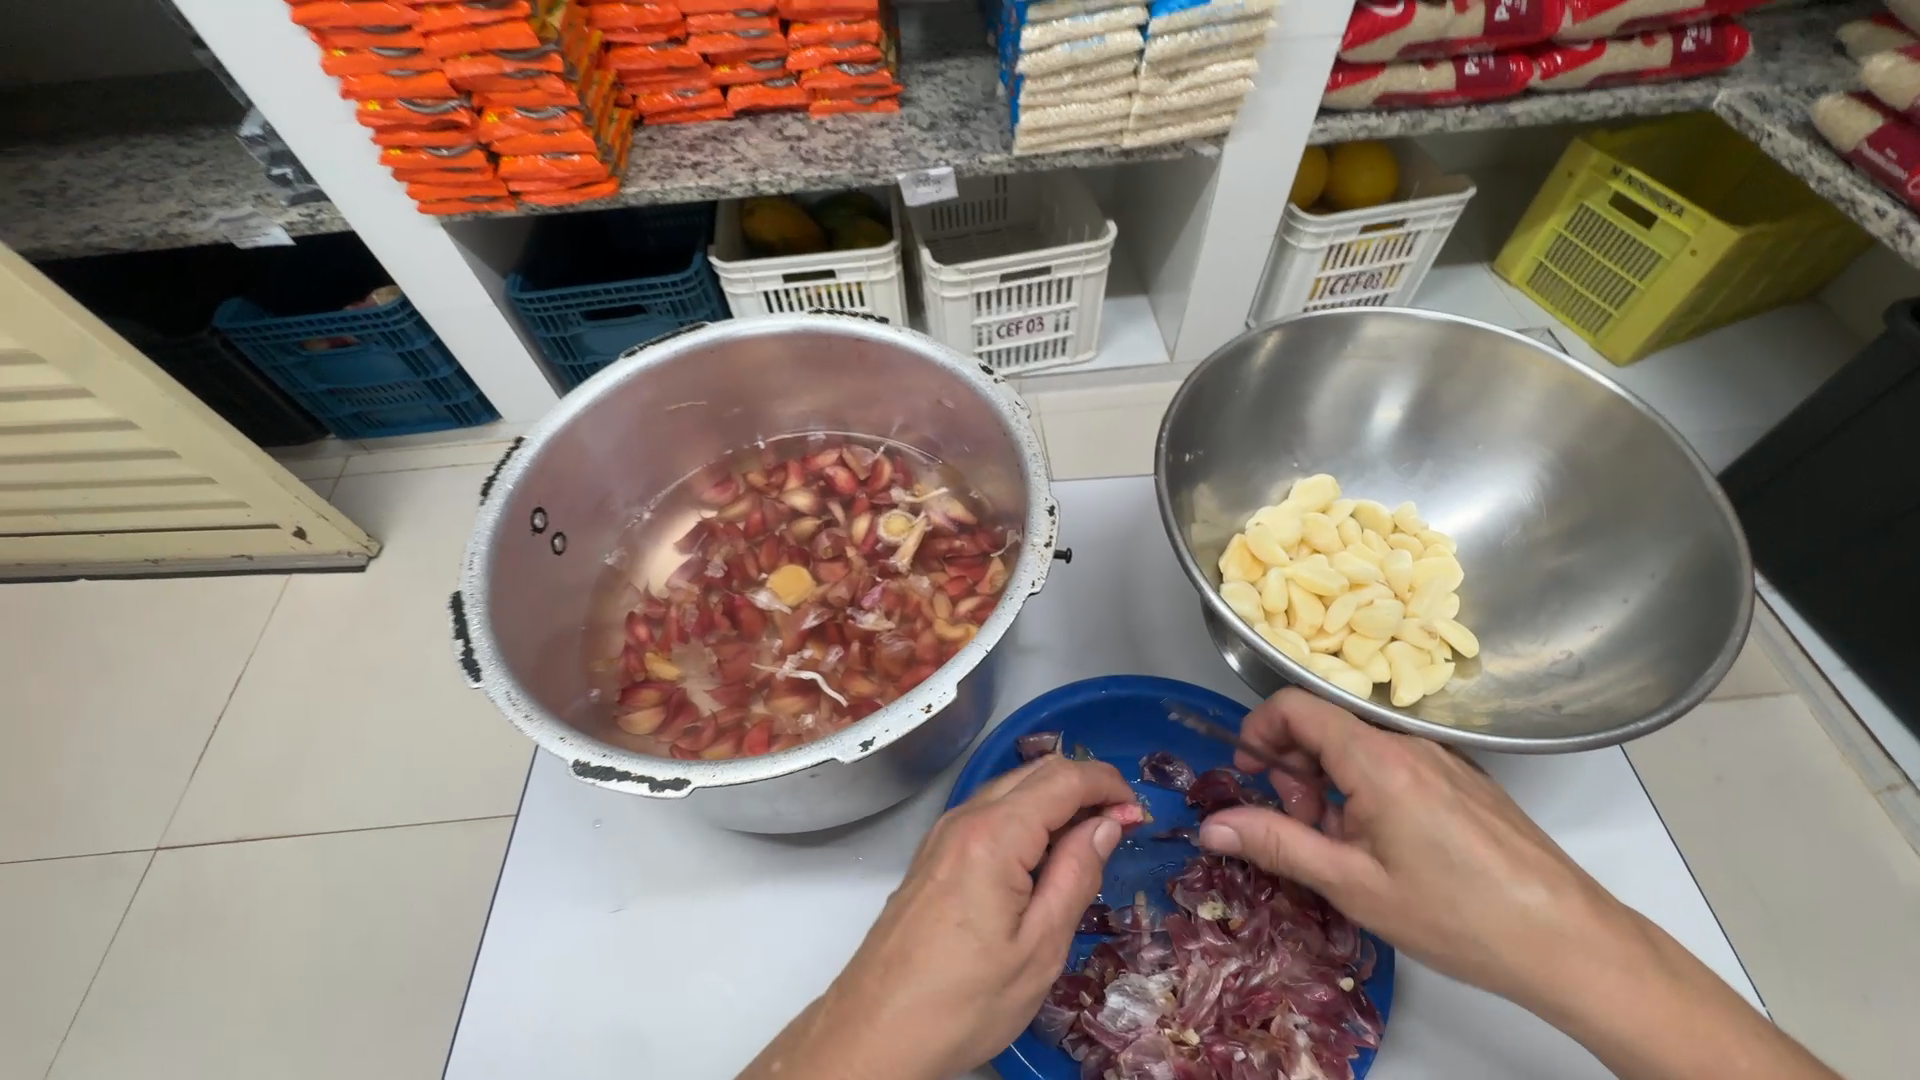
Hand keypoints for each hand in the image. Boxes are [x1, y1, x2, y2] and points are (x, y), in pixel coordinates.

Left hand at [738, 754, 1138, 1079]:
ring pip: (1011, 788)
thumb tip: (1107, 823)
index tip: (1139, 812)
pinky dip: (1026, 816)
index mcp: (995, 835)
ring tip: (1089, 842)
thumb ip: (1077, 875)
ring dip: (1055, 799)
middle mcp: (965, 817)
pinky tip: (1043, 855)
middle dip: (1085, 786)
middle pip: (1036, 772)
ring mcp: (944, 832)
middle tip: (1121, 824)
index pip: (1063, 778)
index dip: (1107, 784)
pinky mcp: (935, 851)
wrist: (876, 1030)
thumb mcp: (1039, 948)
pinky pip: (989, 812)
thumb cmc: (962, 1001)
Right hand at [1195, 688, 1623, 1009]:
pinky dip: (1365, 792)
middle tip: (1300, 828)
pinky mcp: (1461, 780)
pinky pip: (1392, 766)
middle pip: (1323, 726)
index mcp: (1377, 759)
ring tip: (1342, 848)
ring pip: (1356, 749)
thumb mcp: (1352, 885)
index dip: (1259, 732)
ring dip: (1328, 786)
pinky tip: (1383, 848)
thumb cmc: (1458, 916)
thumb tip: (1210, 826)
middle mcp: (1408, 745)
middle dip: (1292, 769)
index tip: (1250, 777)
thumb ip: (1276, 844)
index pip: (1294, 706)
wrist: (1574, 945)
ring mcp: (1440, 760)